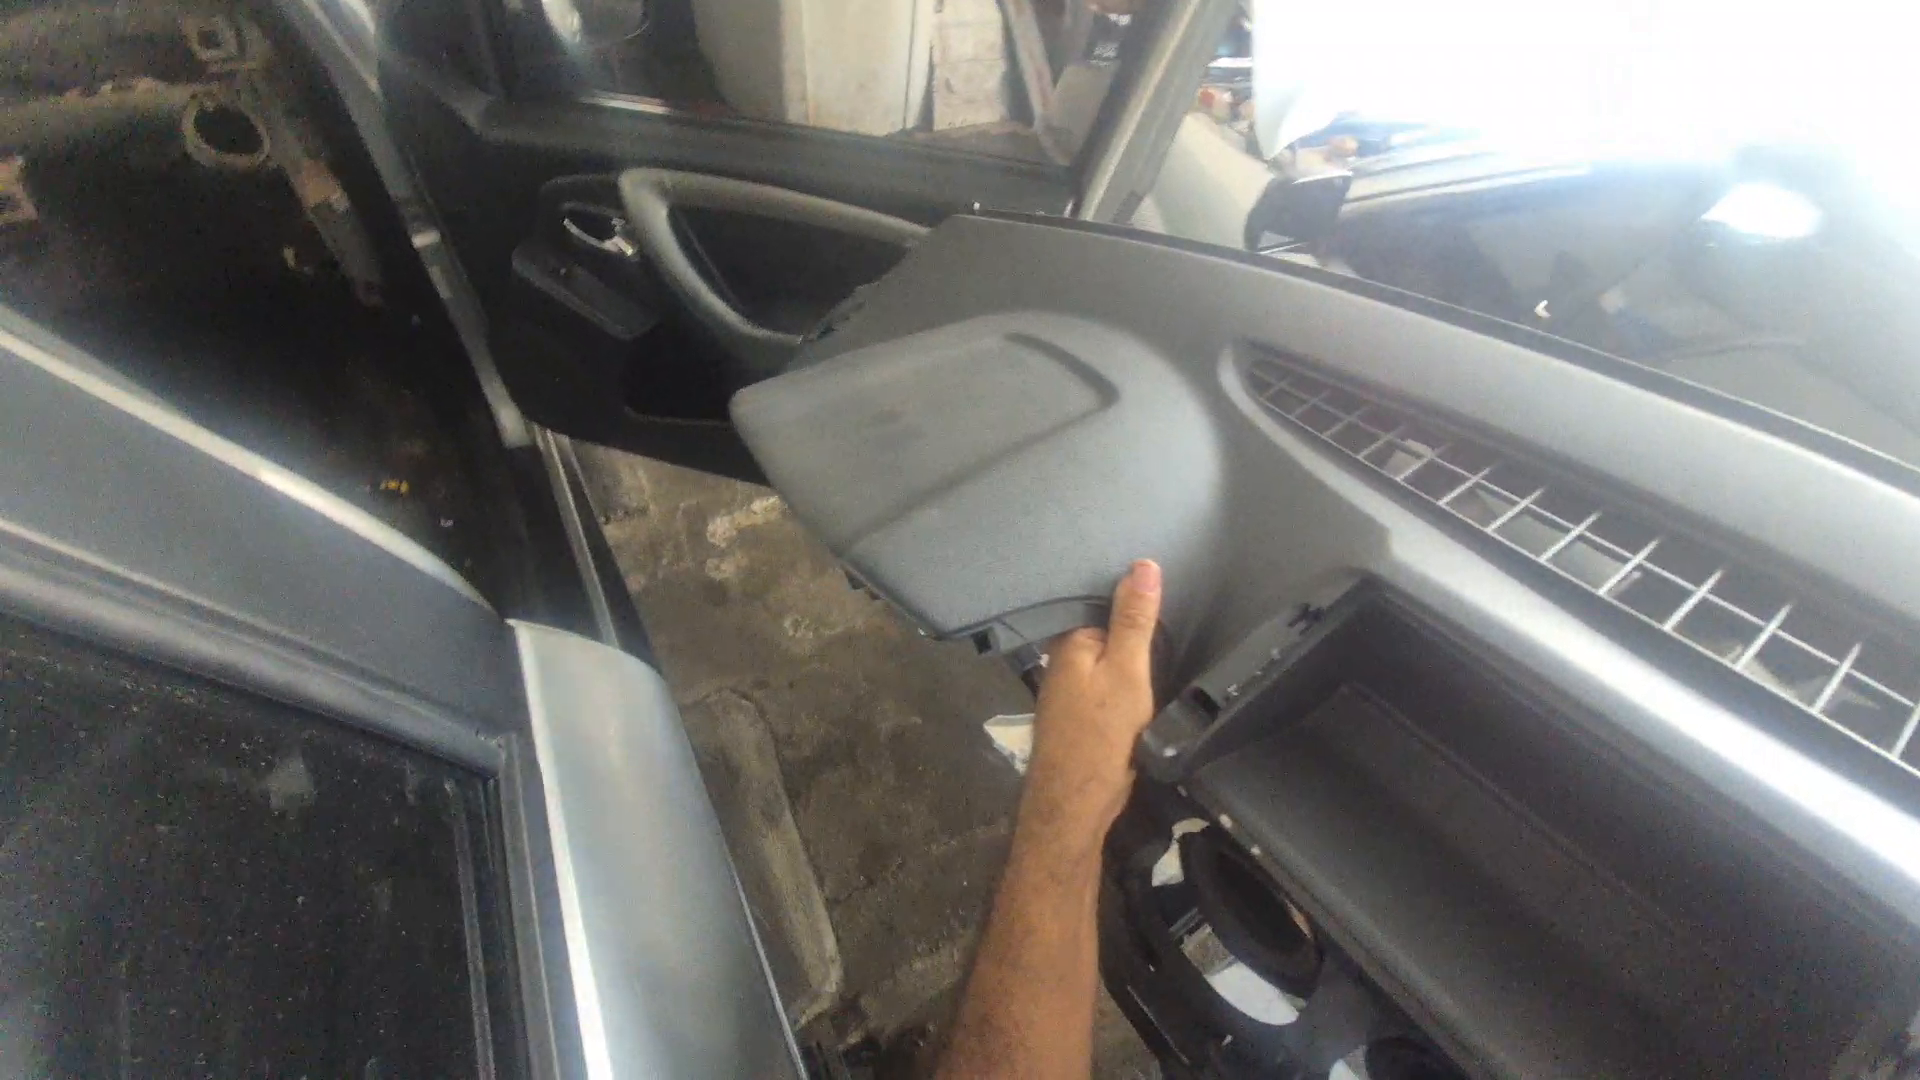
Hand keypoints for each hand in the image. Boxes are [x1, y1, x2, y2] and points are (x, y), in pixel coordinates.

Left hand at [1025, 560, 1162, 835]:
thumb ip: (1134, 620)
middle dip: (1133, 629)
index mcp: (1069, 642)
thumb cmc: (1101, 733)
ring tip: (1173, 641)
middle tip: (1179, 614)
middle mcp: (1062, 661)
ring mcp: (1069, 690)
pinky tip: (1150, 683)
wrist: (1076, 804)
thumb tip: (1143, 564)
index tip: (1169, 590)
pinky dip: (1127, 683)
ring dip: (1132, 658)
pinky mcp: (1080, 716)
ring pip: (1109, 662)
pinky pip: (1108, 686)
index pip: (1105, 605)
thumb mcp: (1127, 669)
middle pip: (1106, 634)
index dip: (1135, 601)